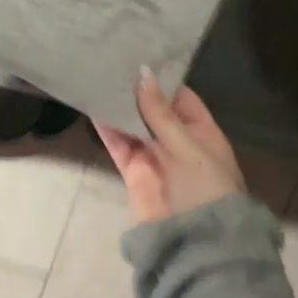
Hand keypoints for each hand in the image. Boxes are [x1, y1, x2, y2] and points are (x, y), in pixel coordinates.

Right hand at [96, 70, 244, 223]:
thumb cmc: (204, 188)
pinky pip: (118, 142)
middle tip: (112, 58)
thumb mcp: (187, 146)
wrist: (195, 243)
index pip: (179, 97)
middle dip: (134, 89)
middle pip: (153, 108)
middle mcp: (178, 141)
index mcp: (202, 133)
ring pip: (133, 123)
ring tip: (98, 75)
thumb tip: (143, 72)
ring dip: (118, 104)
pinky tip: (92, 103)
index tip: (138, 55)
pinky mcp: (134, 170)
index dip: (160, 78)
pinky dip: (107, 126)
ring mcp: (154, 155)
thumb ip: (160, 111)